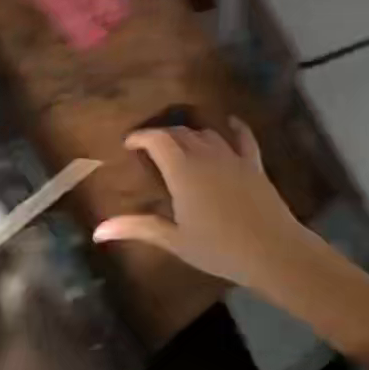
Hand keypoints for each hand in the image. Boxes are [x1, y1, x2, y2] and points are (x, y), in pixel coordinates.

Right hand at [94, 118, 324, 298]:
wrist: (270, 247)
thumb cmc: (218, 248)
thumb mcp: (175, 239)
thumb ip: (138, 228)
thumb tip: (98, 230)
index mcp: (184, 171)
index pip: (159, 140)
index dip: (142, 136)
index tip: (129, 143)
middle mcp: (208, 156)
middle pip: (182, 134)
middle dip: (163, 135)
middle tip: (150, 147)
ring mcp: (234, 157)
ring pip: (209, 134)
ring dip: (191, 134)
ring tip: (179, 143)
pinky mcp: (255, 164)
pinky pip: (244, 138)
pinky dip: (235, 127)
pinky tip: (231, 122)